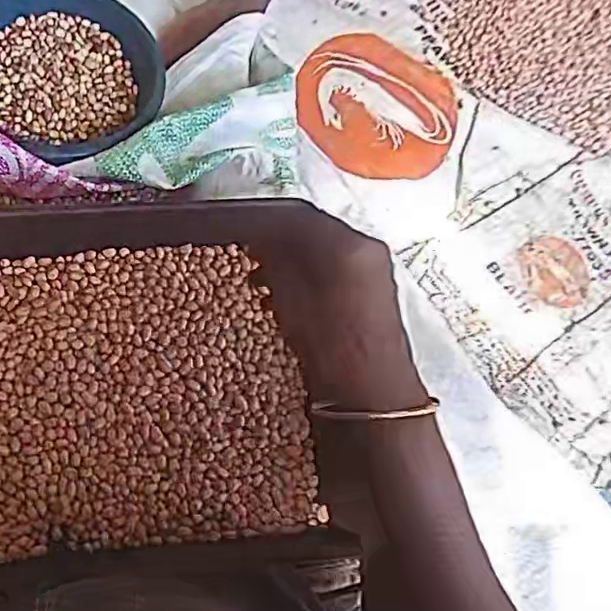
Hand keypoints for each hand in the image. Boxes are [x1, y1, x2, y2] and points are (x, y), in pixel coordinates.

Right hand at [258, 231, 428, 410]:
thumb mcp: (291, 302)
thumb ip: (276, 265)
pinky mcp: (370, 291)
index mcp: (348, 246)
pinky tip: (282, 296)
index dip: (263, 223)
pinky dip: (306, 275)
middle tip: (247, 254)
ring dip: (290, 259)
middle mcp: (366, 249)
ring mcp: (372, 270)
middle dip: (277, 241)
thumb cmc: (328, 348)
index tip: (239, 233)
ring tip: (259, 279)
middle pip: (313, 231)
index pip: (298, 217)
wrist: (369, 393)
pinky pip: (333, 269)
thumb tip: (259, 242)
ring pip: (323, 251)